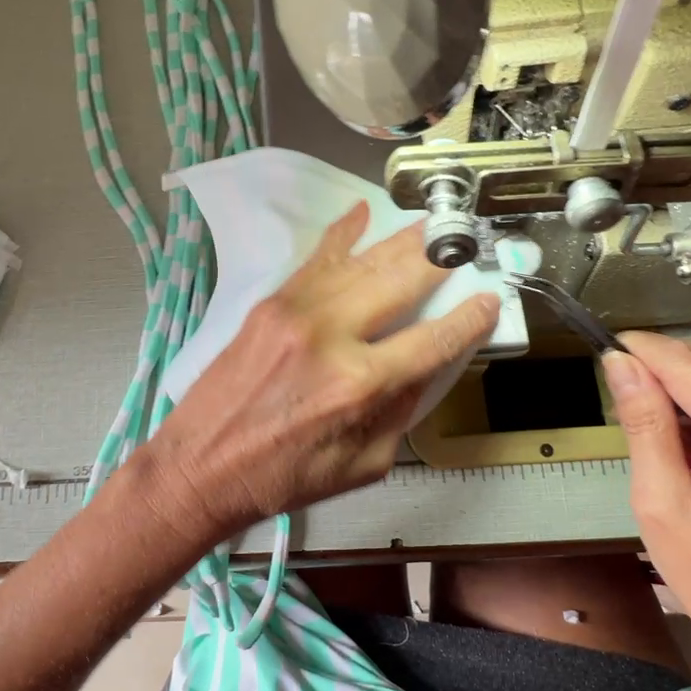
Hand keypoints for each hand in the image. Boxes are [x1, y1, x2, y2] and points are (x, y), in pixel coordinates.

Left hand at [139, 202, 499, 538]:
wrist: (201, 464)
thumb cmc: (284, 477)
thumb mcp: (363, 465)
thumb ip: (400, 412)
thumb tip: (424, 366)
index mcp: (361, 385)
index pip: (433, 339)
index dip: (469, 318)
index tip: (488, 298)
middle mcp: (333, 336)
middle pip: (402, 281)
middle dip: (440, 259)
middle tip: (463, 241)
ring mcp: (297, 312)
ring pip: (363, 262)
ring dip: (401, 240)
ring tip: (430, 224)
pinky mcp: (270, 303)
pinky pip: (315, 259)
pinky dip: (342, 234)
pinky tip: (362, 213)